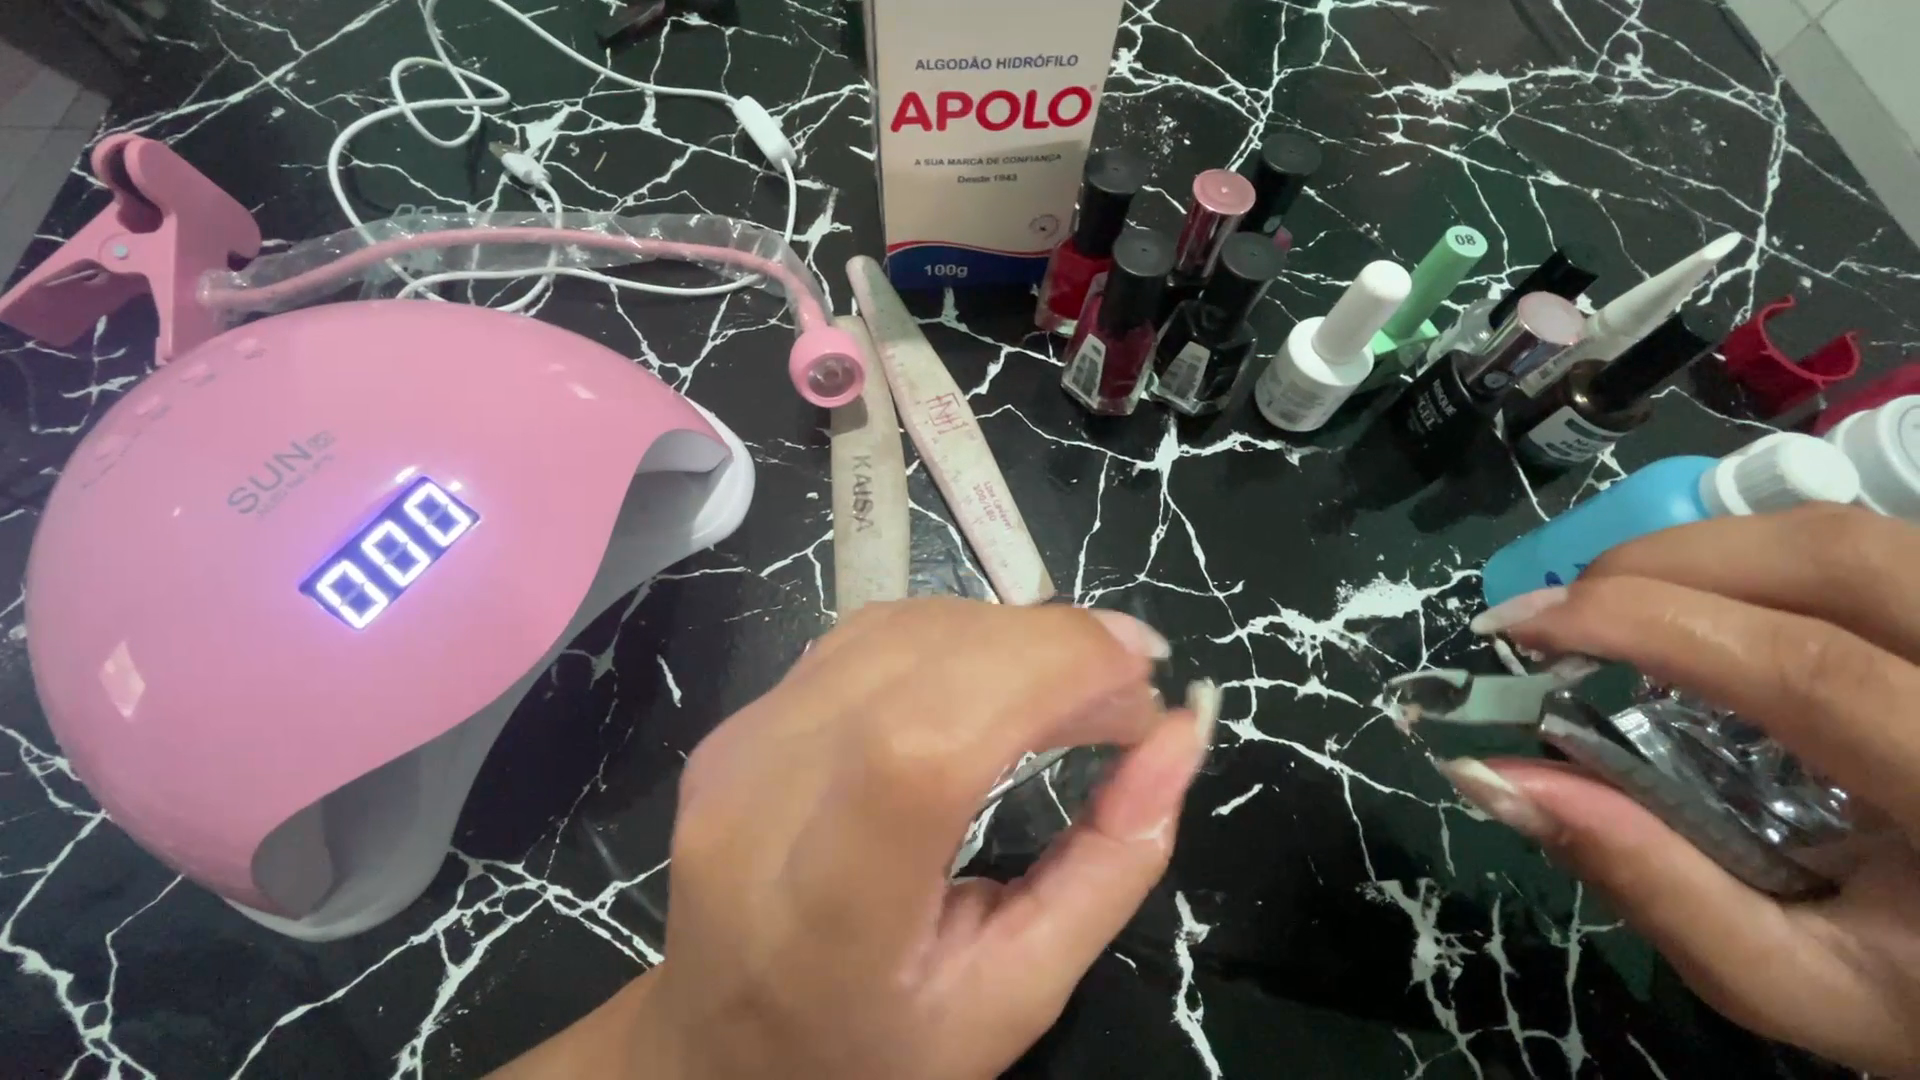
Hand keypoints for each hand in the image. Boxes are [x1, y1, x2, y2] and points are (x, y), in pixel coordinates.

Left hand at [499, 598, 1213, 1079]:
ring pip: (895, 629)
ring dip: (1005, 633)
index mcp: (826, 908)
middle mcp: (763, 800)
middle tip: (1126, 686)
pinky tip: (993, 675)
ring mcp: (741, 745)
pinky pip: (864, 638)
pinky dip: (953, 635)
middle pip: (916, 661)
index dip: (1044, 674)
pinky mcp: (740, 718)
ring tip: (1069, 683)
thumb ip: (1110, 863)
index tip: (1140, 675)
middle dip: (1047, 645)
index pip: (924, 743)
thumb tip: (1179, 733)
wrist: (724, 1041)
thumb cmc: (880, 1043)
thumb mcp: (1018, 993)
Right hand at [1445, 504, 1919, 1073]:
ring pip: (1861, 536)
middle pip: (1840, 560)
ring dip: (1707, 550)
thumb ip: (1645, 877)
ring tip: (1619, 603)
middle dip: (1661, 562)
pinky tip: (1708, 607)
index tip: (1521, 625)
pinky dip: (1762, 560)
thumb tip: (1487, 772)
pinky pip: (1878, 552)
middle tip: (1562, 610)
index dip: (1641, 622)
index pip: (1803, 668)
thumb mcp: (1791, 978)